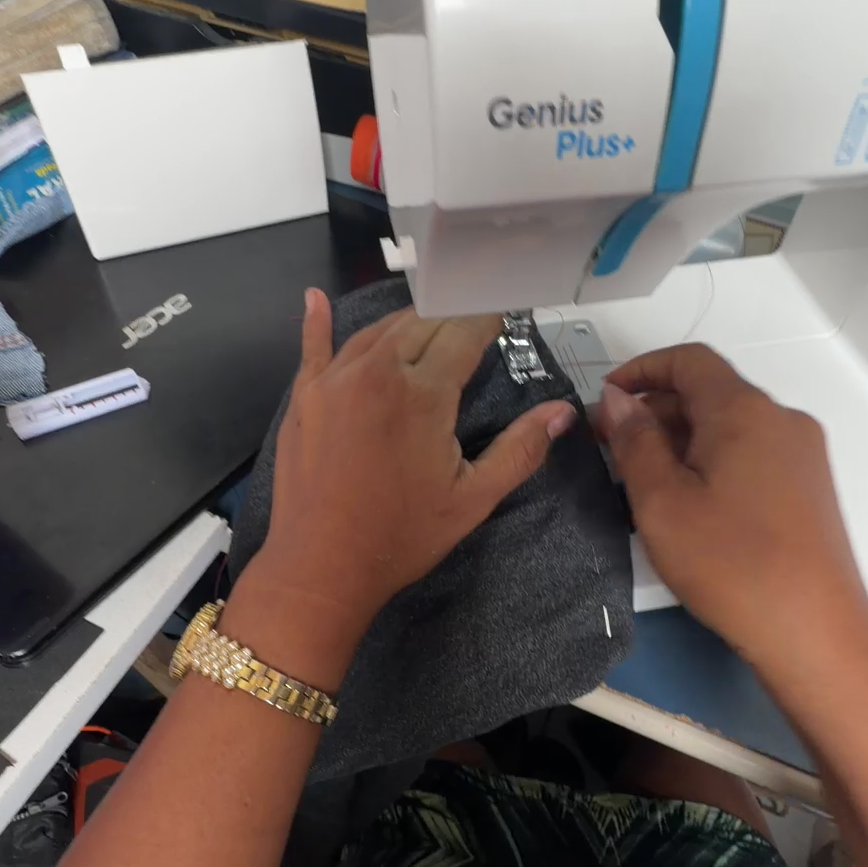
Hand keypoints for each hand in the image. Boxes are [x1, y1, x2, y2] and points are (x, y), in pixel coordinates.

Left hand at [243, 289, 578, 627]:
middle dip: (453, 317)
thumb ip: (520, 450)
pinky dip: (317, 322)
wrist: (322, 567)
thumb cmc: (402, 536)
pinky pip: (313, 347)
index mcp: (424, 392)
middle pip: (423, 322)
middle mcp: (378, 371)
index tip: (504, 312)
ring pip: (377, 330)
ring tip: (430, 323)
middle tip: (473, 325)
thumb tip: (564, 412)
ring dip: (408, 322)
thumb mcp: (473, 500)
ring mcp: (334, 380)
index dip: (488, 318)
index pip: (465, 332)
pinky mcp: (304, 397)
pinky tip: (315, 299)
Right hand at [592, 343, 867, 666]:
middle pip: (709, 393)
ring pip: (729, 426)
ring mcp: (801, 454)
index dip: (641, 369)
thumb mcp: (662, 501)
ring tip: (640, 480)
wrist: (814, 632)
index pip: (689, 361)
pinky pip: (749, 453)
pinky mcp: (808, 488)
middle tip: (611, 448)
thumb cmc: (729, 562)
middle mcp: (780, 419)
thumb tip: (618, 400)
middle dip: (655, 411)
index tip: (605, 400)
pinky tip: (686, 502)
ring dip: (680, 439)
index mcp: (744, 411)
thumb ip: (636, 442)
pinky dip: (709, 460)